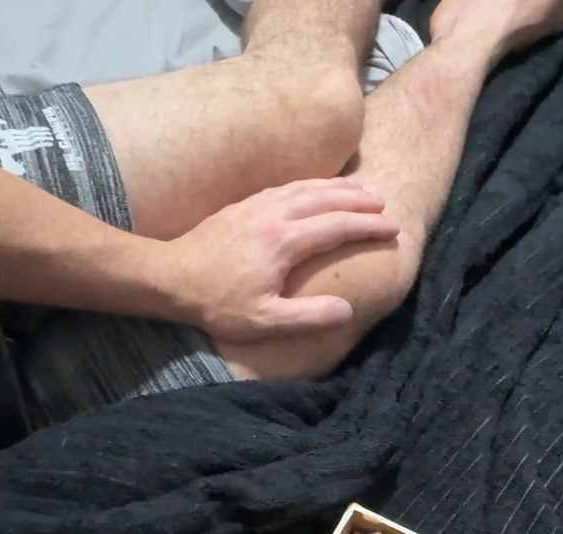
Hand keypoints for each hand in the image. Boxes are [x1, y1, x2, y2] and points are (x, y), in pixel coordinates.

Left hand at [160, 178, 400, 341]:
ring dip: (337, 187)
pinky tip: (318, 189)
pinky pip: (286, 187)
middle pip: (325, 198)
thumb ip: (309, 316)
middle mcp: (272, 216)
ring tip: (360, 189)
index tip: (392, 228)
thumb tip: (347, 310)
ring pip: (306, 187)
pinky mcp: (243, 206)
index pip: (336, 226)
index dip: (367, 226)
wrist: (170, 278)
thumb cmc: (218, 304)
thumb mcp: (266, 321)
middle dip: (358, 199)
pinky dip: (311, 184)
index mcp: (283, 242)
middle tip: (384, 202)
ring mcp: (256, 207)